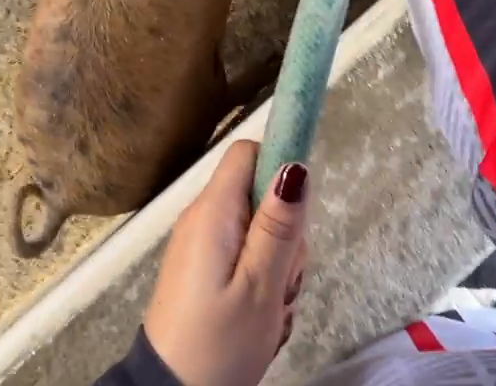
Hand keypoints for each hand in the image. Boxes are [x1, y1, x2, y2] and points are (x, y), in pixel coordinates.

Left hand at [142, 141, 310, 385]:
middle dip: (285, 231)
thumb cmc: (218, 344)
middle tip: (284, 278)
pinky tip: (260, 316)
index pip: (248, 152)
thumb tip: (296, 163)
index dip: (279, 168)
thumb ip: (279, 225)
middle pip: (258, 194)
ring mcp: (199, 246)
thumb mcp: (260, 286)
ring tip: (272, 305)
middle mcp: (202, 218)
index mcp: (213, 211)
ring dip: (276, 263)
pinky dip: (259, 279)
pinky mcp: (200, 272)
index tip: (296, 213)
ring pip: (256, 229)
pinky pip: (241, 256)